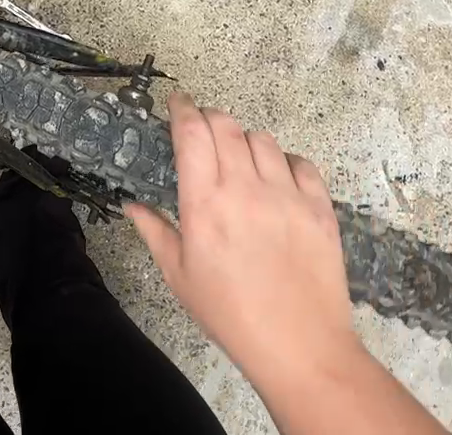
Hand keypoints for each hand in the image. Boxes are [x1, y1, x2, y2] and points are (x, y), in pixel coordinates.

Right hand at [126, 92, 359, 386]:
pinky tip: (276, 178)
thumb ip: (153, 231)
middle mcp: (245, 189)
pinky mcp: (320, 209)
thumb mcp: (178, 275)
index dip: (181, 108)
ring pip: (262, 139)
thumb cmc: (230, 313)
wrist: (301, 348)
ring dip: (244, 139)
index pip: (191, 132)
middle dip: (209, 116)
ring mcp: (287, 196)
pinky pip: (302, 163)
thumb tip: (131, 204)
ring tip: (239, 158)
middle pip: (225, 124)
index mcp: (204, 203)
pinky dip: (285, 161)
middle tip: (202, 130)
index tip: (176, 102)